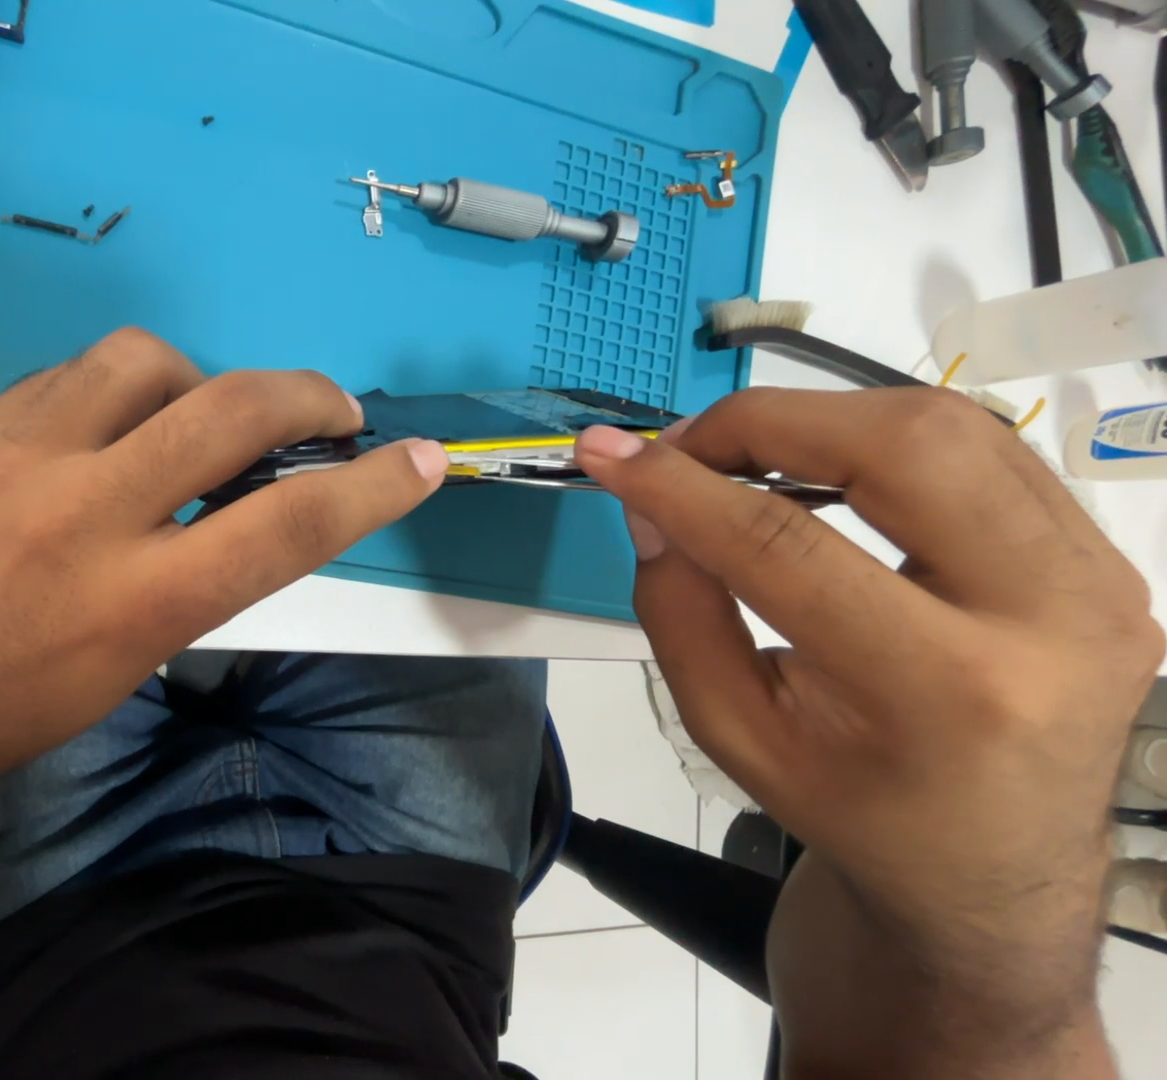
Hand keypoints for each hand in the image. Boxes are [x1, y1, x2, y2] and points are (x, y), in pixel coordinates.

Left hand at [0, 328, 446, 822]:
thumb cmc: (30, 697)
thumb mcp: (141, 651)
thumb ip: (210, 567)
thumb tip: (267, 491)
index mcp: (136, 600)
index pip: (283, 527)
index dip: (368, 491)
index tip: (416, 463)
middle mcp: (83, 515)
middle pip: (227, 412)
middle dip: (304, 397)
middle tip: (329, 411)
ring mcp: (22, 458)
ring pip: (146, 360)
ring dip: (200, 380)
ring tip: (198, 418)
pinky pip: (77, 375)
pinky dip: (121, 393)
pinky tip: (116, 428)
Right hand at [574, 388, 1162, 1070]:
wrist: (989, 862)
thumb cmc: (845, 806)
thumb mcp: (729, 732)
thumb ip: (678, 613)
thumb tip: (650, 508)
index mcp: (940, 688)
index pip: (784, 543)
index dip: (677, 484)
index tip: (604, 453)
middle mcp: (1049, 615)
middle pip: (899, 444)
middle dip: (761, 423)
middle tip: (682, 452)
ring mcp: (1097, 576)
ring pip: (946, 425)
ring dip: (815, 421)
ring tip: (738, 462)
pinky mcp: (1102, 554)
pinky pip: (978, 448)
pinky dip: (871, 439)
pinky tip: (815, 474)